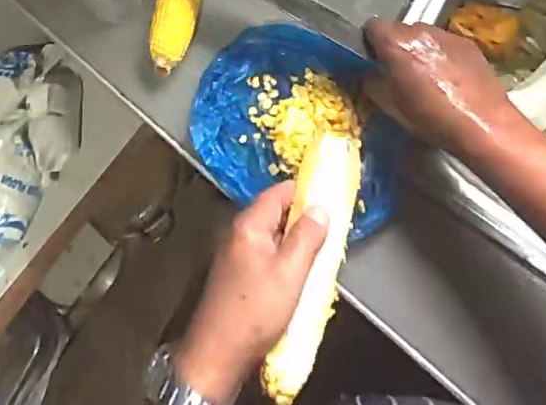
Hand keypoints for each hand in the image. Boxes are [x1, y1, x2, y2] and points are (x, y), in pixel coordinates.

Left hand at [176, 180, 327, 400]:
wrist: (217, 354)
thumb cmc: (255, 310)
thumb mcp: (289, 272)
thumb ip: (306, 237)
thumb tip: (320, 207)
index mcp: (249, 223)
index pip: (279, 192)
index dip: (304, 192)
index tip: (329, 201)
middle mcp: (240, 232)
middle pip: (276, 213)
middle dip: (303, 221)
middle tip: (328, 233)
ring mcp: (237, 253)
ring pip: (273, 236)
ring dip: (295, 243)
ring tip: (318, 257)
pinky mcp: (239, 274)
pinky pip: (267, 255)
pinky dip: (284, 259)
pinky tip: (298, 277)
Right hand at [364, 19, 528, 159]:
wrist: (485, 126)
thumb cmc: (432, 118)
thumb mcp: (391, 106)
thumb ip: (371, 82)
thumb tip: (367, 73)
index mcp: (396, 42)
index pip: (372, 25)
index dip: (370, 42)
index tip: (373, 59)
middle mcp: (420, 30)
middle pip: (398, 29)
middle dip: (396, 45)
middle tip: (400, 70)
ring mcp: (447, 34)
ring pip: (423, 35)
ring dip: (419, 48)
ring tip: (428, 75)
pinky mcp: (468, 44)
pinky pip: (445, 43)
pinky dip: (441, 54)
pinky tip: (450, 78)